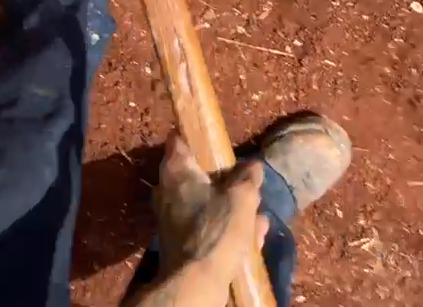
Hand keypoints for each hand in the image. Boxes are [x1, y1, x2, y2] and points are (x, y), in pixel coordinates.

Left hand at [122, 134, 269, 306]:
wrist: (194, 283)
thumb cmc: (216, 229)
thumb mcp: (242, 197)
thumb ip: (248, 177)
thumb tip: (253, 165)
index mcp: (176, 169)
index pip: (179, 139)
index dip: (197, 138)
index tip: (216, 144)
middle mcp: (166, 189)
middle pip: (196, 174)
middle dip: (224, 181)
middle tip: (246, 187)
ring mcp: (169, 217)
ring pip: (203, 203)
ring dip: (229, 208)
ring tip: (256, 218)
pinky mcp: (177, 242)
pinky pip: (204, 226)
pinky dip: (223, 229)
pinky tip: (250, 238)